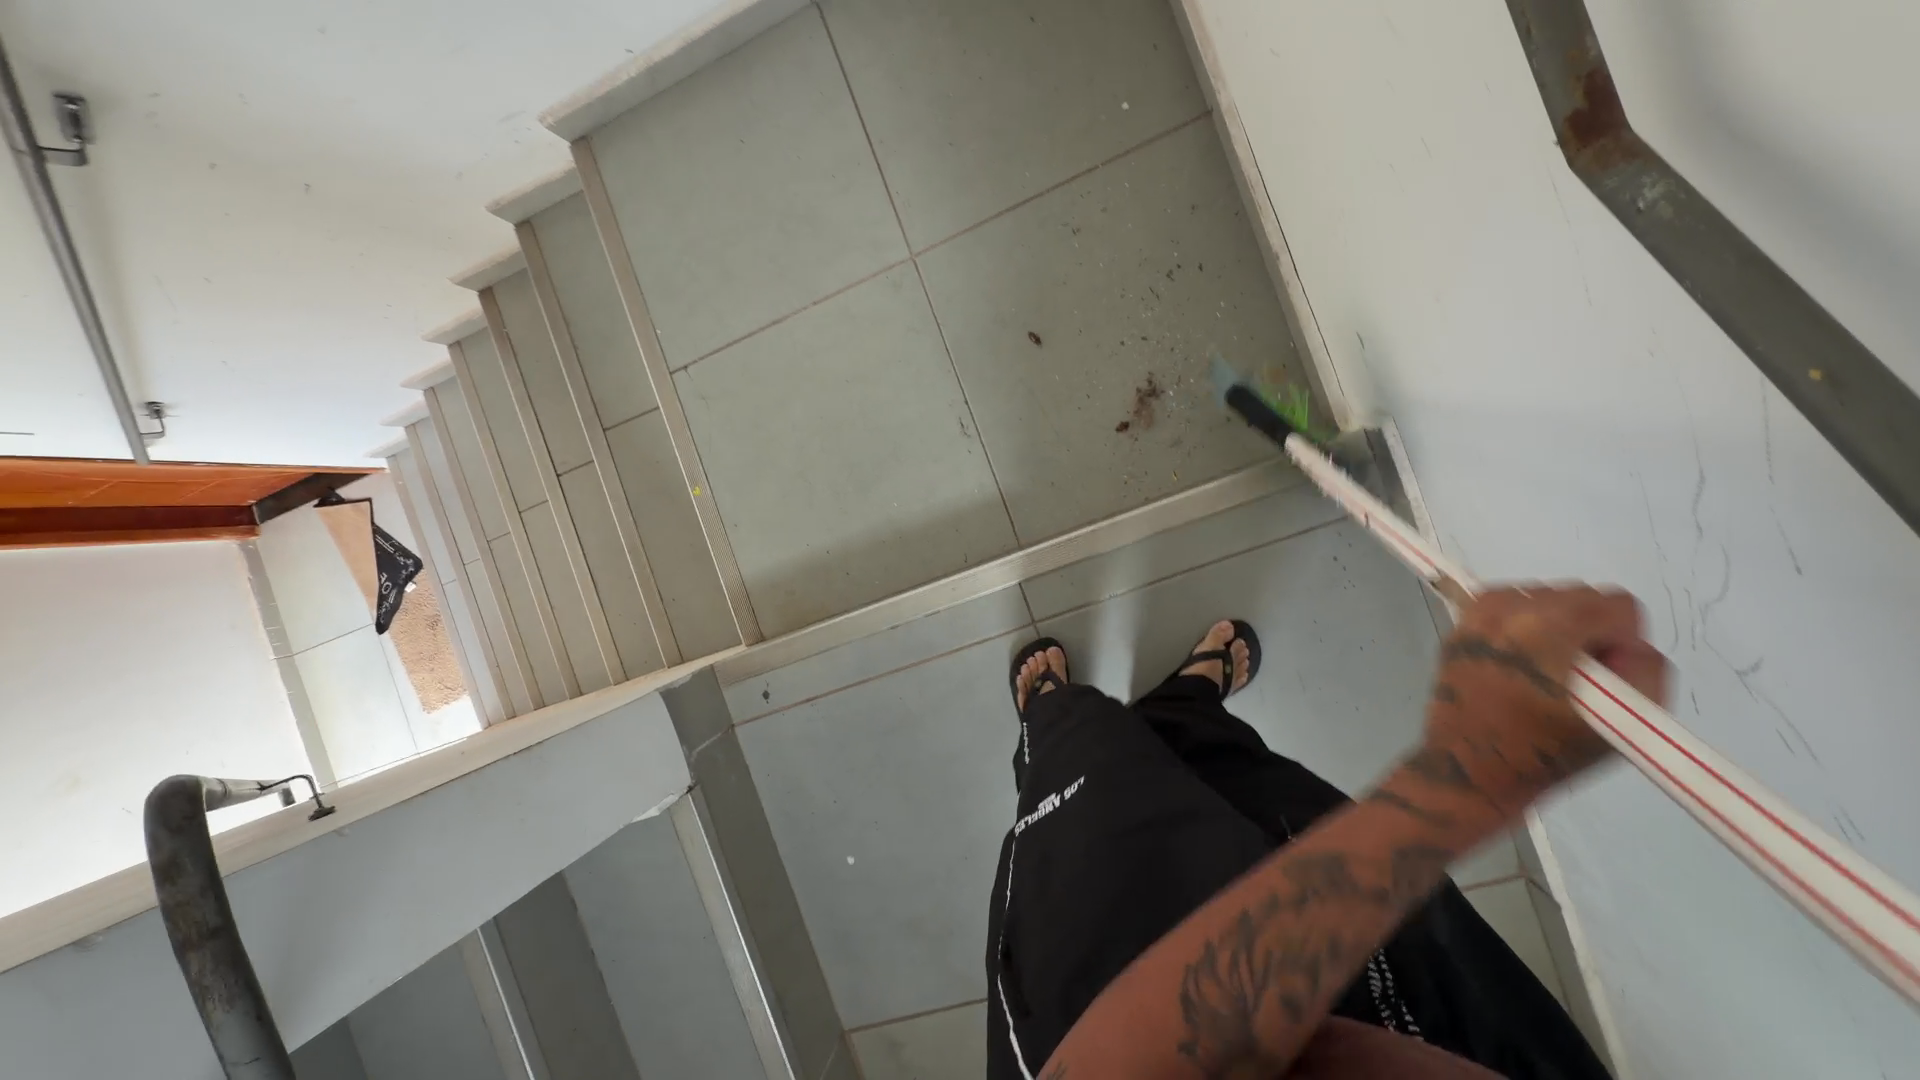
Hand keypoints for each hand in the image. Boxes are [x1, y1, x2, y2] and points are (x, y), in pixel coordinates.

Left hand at [1419, 584, 1669, 816]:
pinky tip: (1522, 662)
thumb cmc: (1547, 752)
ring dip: (1555, 626)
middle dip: (1589, 630)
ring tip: (1547, 672)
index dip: (1623, 639)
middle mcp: (1505, 608)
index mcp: (1546, 626)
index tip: (1608, 673)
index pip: (1615, 603)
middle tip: (1578, 676)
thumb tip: (1628, 644)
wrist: (1469, 767)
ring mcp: (1475, 616)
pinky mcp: (1458, 628)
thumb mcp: (1625, 722)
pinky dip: (1523, 626)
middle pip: (1576, 595)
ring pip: (1541, 597)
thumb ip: (1646, 669)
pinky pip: (1507, 608)